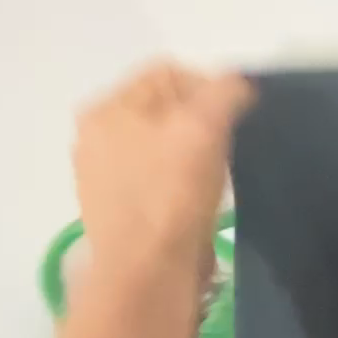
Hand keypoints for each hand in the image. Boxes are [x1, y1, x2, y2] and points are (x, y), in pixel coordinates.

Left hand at [74, 64, 252, 281]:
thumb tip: (239, 83)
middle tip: (230, 143)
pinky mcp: (121, 198)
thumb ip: (224, 94)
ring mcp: (105, 166)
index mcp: (109, 108)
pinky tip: (198, 192)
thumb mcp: (204, 130)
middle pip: (167, 103)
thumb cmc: (173, 193)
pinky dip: (183, 171)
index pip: (170, 71)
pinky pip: (159, 167)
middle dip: (205, 116)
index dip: (211, 86)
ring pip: (164, 136)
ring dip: (196, 145)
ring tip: (216, 169)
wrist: (147, 265)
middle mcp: (98, 131)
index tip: (238, 118)